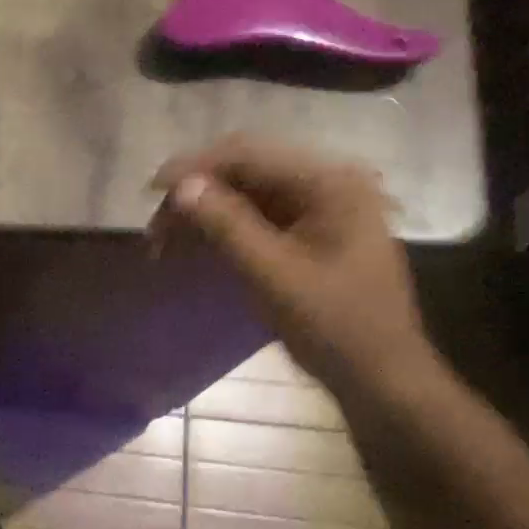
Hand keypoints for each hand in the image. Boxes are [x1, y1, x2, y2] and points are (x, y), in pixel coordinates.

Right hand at [148, 134, 437, 398]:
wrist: (379, 373)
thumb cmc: (333, 324)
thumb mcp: (274, 275)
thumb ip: (227, 226)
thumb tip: (180, 187)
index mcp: (330, 182)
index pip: (249, 155)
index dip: (194, 168)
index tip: (149, 192)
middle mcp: (327, 183)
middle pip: (244, 170)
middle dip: (194, 194)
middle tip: (154, 229)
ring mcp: (319, 208)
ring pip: (245, 194)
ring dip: (203, 213)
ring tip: (163, 244)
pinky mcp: (308, 232)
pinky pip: (255, 217)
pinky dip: (220, 229)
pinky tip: (192, 248)